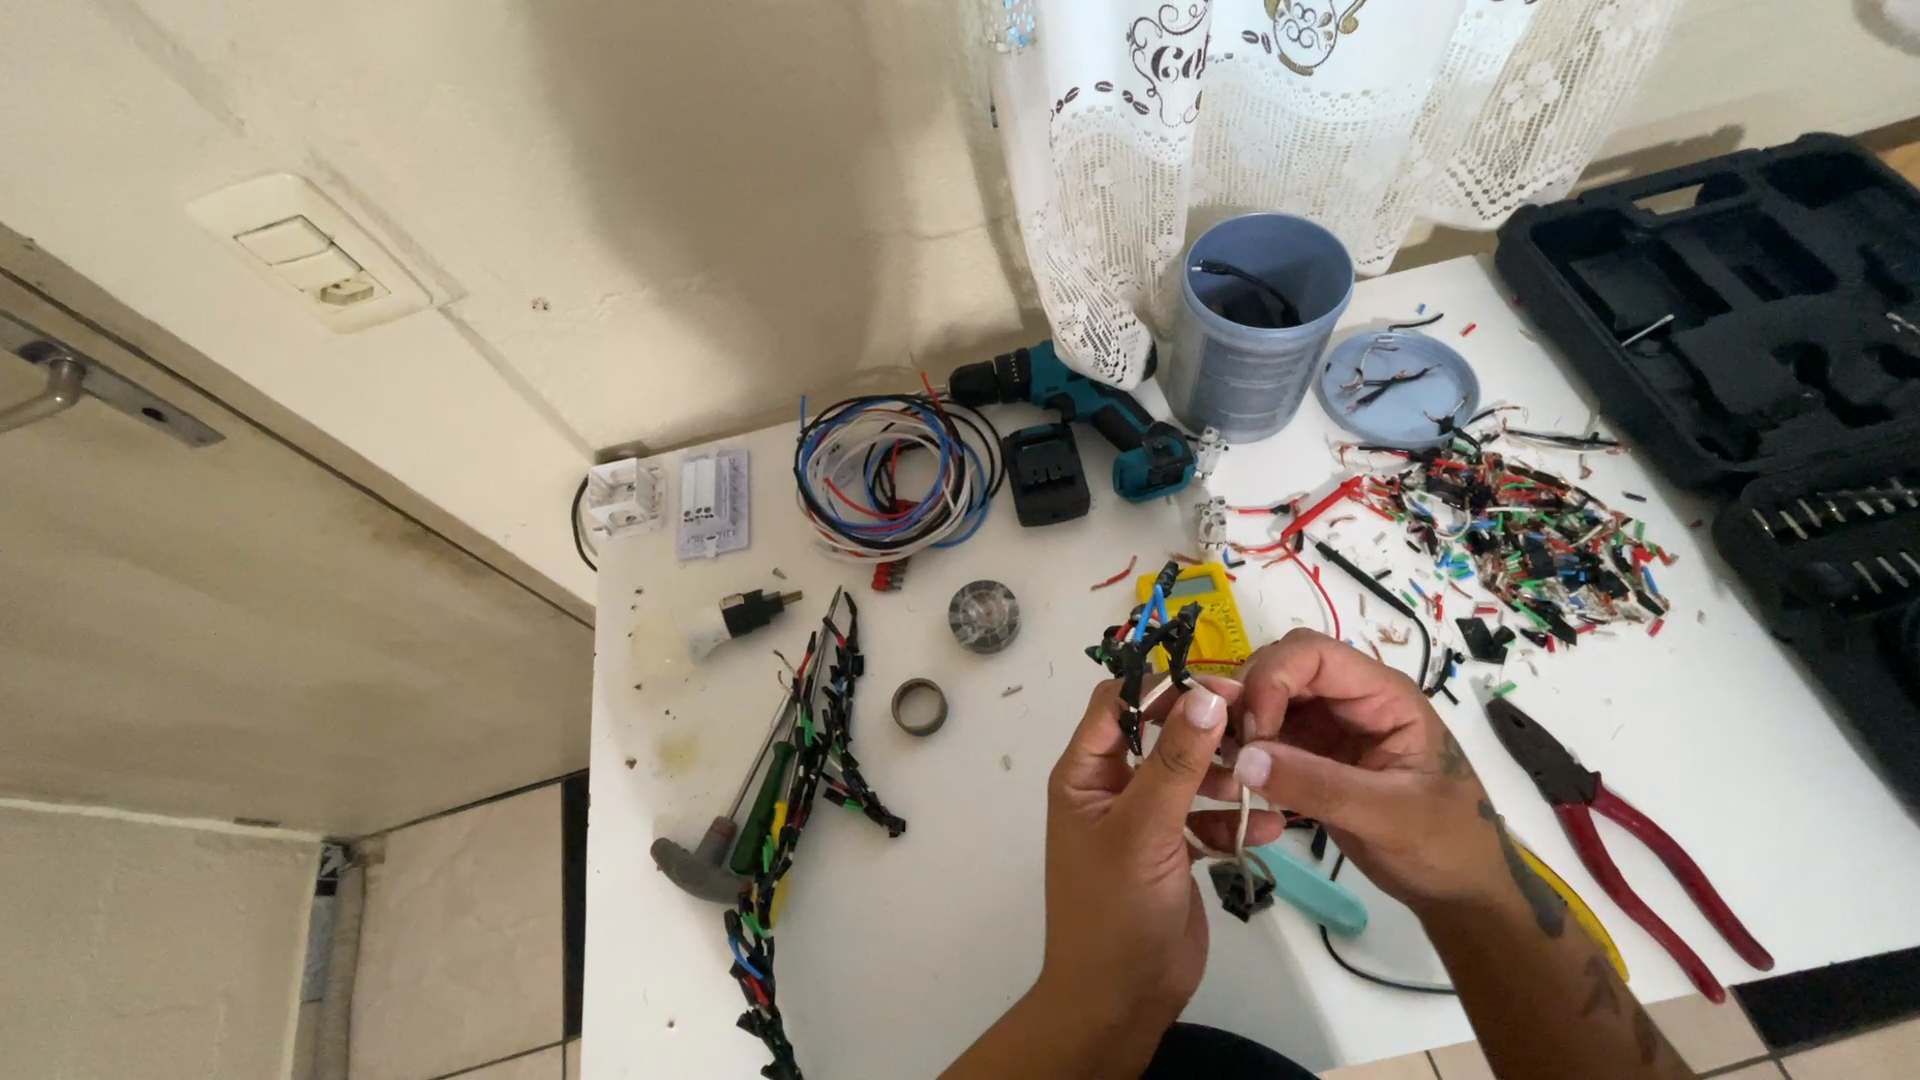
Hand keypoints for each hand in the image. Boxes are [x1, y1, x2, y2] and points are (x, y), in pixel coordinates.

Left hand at [1033, 674, 1243, 1066]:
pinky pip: (1204, 816)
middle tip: (1254, 721)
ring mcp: (1143, 817)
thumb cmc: (1115, 907)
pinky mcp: (1172, 848)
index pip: (1117, 702)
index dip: (1162, 685)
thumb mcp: (1144, 828)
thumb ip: (1175, 761)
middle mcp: (1110, 785)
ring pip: (1186, 773)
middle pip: (1158, 733)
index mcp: (1085, 771)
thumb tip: (1205, 695)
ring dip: (1223, 773)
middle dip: (1202, 728)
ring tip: (1261, 777)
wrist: (1120, 999)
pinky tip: (1273, 824)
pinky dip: (1233, 817)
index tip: (1218, 683)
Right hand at [1228, 629, 1508, 911]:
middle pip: (1282, 664)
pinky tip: (1232, 769)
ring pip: (1267, 693)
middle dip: (1249, 695)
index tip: (1252, 731)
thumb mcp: (1389, 817)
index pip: (1313, 654)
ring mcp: (1328, 721)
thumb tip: (1244, 759)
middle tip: (1229, 744)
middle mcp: (1350, 697)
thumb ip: (1318, 786)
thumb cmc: (1445, 845)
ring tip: (1225, 758)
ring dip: (1240, 718)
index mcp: (1382, 695)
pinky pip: (1265, 729)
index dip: (1273, 678)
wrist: (1460, 889)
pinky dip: (1242, 742)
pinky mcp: (1310, 748)